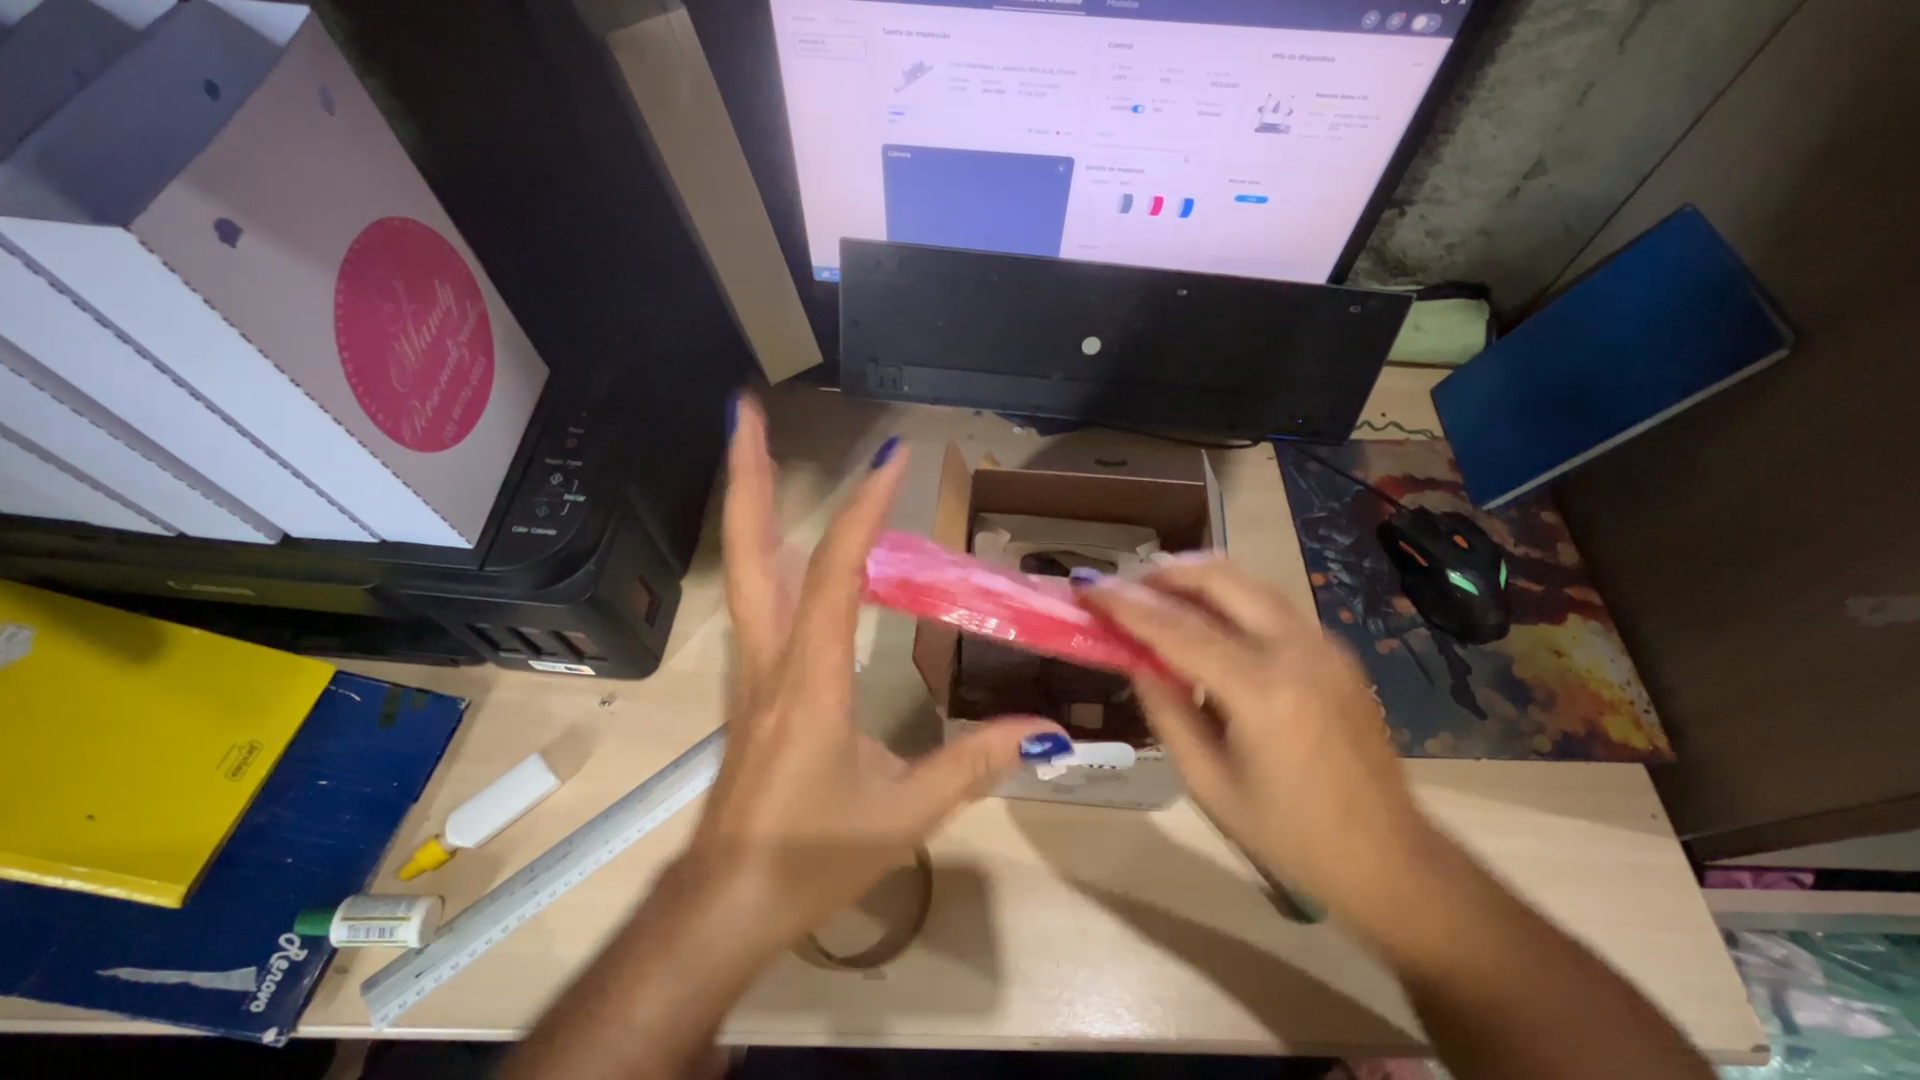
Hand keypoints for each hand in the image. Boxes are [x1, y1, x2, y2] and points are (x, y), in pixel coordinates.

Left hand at [689, 396, 1061, 944]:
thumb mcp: (905, 813)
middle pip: (751, 552)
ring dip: (753, 509)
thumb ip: (975, 764)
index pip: (836, 576)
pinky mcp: (752, 692)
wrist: (727, 901)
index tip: (890, 457)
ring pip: (746, 574)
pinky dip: (769, 557)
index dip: (862, 512)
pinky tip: (789, 552)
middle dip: (749, 477)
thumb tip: (1046, 730)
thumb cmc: (811, 856)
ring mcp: (753, 674)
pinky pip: (759, 606)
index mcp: (810, 680)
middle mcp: (771, 660)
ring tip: (762, 456)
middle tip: (744, 411)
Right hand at [1082, 555, 1432, 909]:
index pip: (1177, 628)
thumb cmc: (1287, 833)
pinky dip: (1230, 601)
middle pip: (1221, 577)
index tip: (1086, 588)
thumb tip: (1135, 659)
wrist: (1386, 854)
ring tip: (1156, 598)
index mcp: (1262, 689)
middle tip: (1124, 587)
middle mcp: (1297, 649)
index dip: (1125, 604)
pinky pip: (1272, 606)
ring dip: (1198, 581)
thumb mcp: (1208, 780)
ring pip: (1250, 583)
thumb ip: (1167, 710)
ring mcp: (1324, 644)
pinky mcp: (1337, 651)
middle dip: (1165, 572)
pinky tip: (1206, 626)